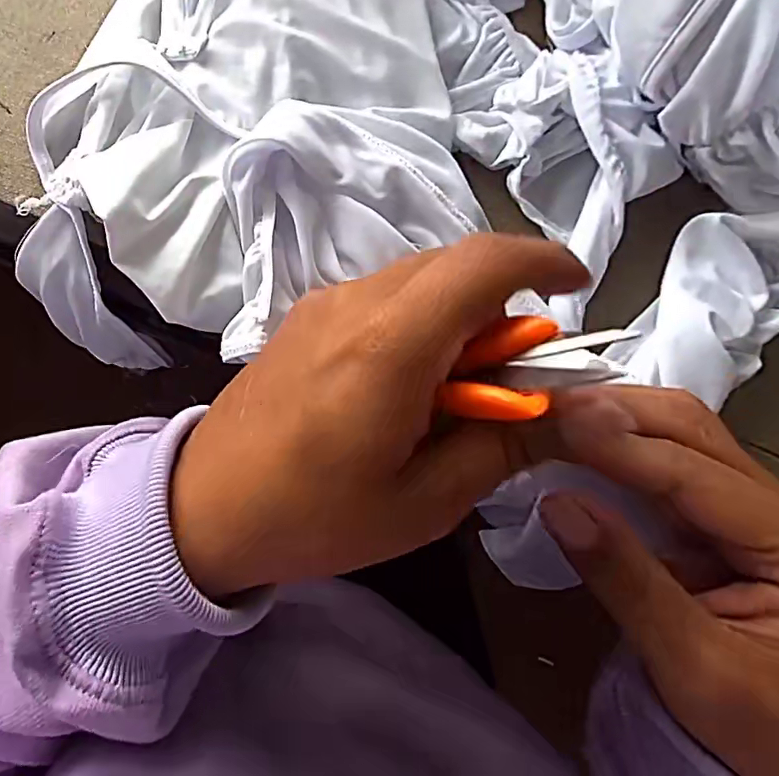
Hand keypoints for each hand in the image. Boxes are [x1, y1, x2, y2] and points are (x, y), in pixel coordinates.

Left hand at [171, 234, 588, 597]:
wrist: (201, 505)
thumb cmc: (315, 516)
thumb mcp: (425, 500)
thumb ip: (503, 442)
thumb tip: (567, 406)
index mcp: (390, 346)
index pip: (481, 264)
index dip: (540, 261)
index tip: (577, 285)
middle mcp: (358, 301)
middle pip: (456, 263)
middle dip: (506, 297)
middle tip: (517, 367)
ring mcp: (328, 299)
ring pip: (423, 274)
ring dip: (463, 309)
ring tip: (461, 385)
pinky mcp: (310, 309)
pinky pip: (389, 290)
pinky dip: (425, 315)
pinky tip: (412, 377)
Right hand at [541, 386, 778, 775]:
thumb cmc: (774, 743)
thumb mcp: (699, 672)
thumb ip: (628, 581)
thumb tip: (560, 504)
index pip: (697, 475)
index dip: (622, 444)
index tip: (560, 417)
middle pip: (697, 433)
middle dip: (621, 413)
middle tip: (554, 404)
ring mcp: (766, 512)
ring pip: (685, 437)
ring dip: (621, 422)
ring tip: (562, 415)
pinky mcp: (734, 522)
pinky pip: (674, 468)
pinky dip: (626, 451)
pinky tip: (589, 445)